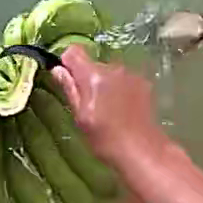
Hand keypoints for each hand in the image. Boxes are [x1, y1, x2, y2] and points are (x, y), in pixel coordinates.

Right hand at [50, 46, 166, 166]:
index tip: (68, 80)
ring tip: (108, 110)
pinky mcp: (144, 83)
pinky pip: (124, 79)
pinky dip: (120, 89)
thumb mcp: (81, 116)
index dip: (67, 63)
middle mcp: (114, 68)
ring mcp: (131, 75)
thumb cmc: (106, 138)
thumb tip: (58, 69)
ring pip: (109, 72)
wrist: (143, 150)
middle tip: (89, 105)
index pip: (74, 51)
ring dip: (105, 84)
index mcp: (94, 76)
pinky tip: (123, 109)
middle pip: (93, 64)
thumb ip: (70, 89)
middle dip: (87, 78)